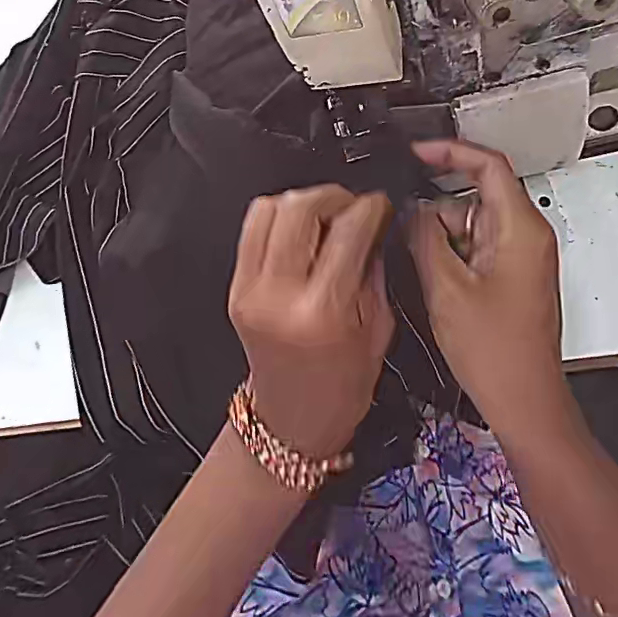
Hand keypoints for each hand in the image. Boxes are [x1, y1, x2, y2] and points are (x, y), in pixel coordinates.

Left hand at [228, 185, 394, 456]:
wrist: (290, 421)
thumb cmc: (341, 386)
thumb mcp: (378, 328)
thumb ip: (375, 270)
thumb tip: (375, 224)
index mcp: (324, 312)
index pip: (349, 231)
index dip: (370, 207)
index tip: (381, 205)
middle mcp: (280, 296)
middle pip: (302, 207)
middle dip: (335, 195)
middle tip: (353, 206)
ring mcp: (250, 289)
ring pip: (271, 209)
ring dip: (304, 201)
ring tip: (326, 216)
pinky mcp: (236, 287)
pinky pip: (252, 228)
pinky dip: (279, 216)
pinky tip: (300, 230)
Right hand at [407, 140, 572, 437]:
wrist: (524, 399)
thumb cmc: (498, 354)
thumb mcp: (446, 288)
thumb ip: (424, 237)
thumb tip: (412, 210)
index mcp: (520, 229)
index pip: (488, 164)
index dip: (450, 151)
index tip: (420, 152)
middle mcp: (527, 236)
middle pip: (477, 196)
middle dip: (439, 210)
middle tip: (410, 230)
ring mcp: (523, 255)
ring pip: (474, 222)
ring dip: (444, 236)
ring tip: (429, 270)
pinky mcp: (515, 272)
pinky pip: (479, 245)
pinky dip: (455, 253)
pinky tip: (440, 281)